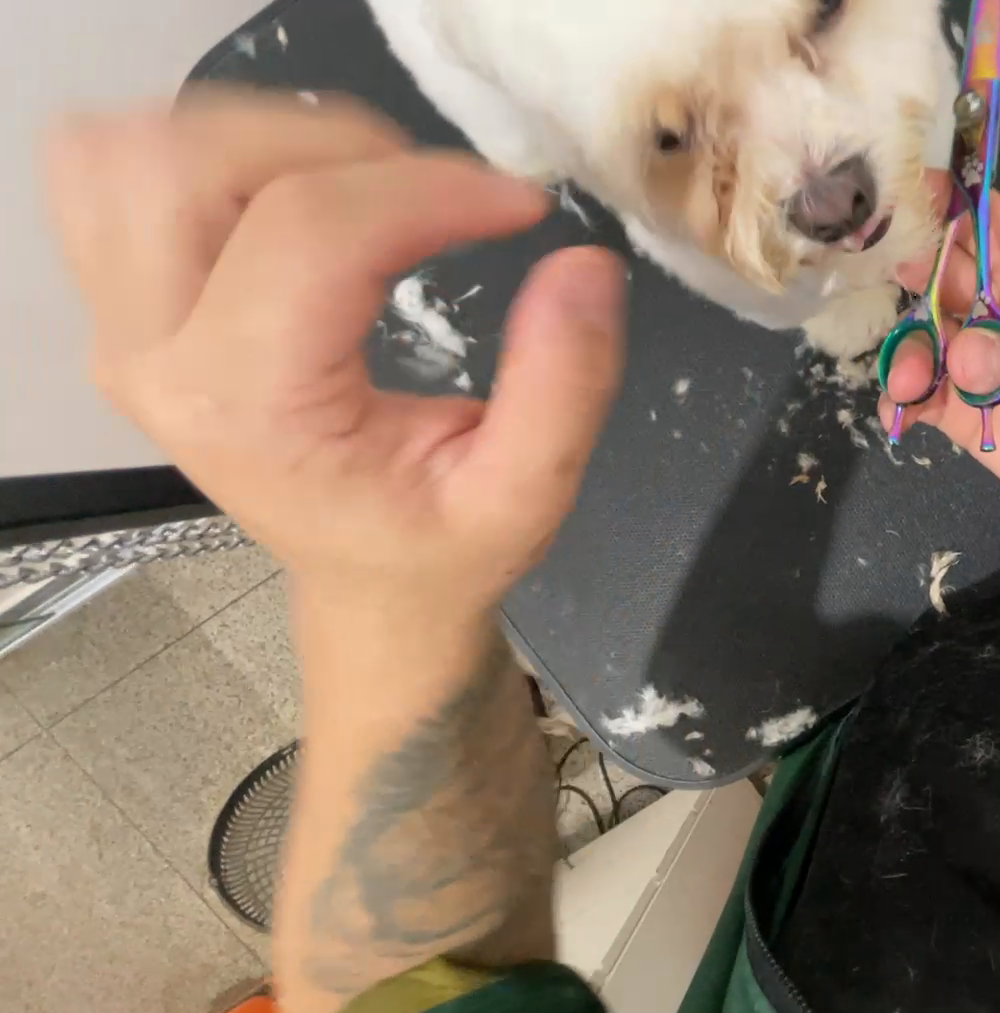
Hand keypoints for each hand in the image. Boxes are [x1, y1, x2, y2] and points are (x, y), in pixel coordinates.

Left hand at [43, 92, 626, 623]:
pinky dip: (218, 155)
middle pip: (189, 164)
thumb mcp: (531, 491)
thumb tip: (585, 263)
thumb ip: (567, 385)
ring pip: (130, 151)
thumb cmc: (450, 553)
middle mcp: (155, 357)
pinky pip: (119, 178)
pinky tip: (313, 197)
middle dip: (339, 148)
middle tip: (448, 190)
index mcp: (254, 406)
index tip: (529, 205)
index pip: (313, 234)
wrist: (378, 590)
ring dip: (269, 140)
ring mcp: (123, 330)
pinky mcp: (131, 314)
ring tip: (386, 186)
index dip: (433, 193)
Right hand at [882, 186, 999, 524]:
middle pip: (944, 275)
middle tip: (897, 290)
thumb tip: (964, 353)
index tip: (905, 196)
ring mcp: (979, 365)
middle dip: (915, 276)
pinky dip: (902, 400)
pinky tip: (900, 412)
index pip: (992, 225)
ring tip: (907, 383)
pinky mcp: (963, 412)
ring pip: (924, 338)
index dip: (951, 204)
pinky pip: (921, 395)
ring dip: (907, 352)